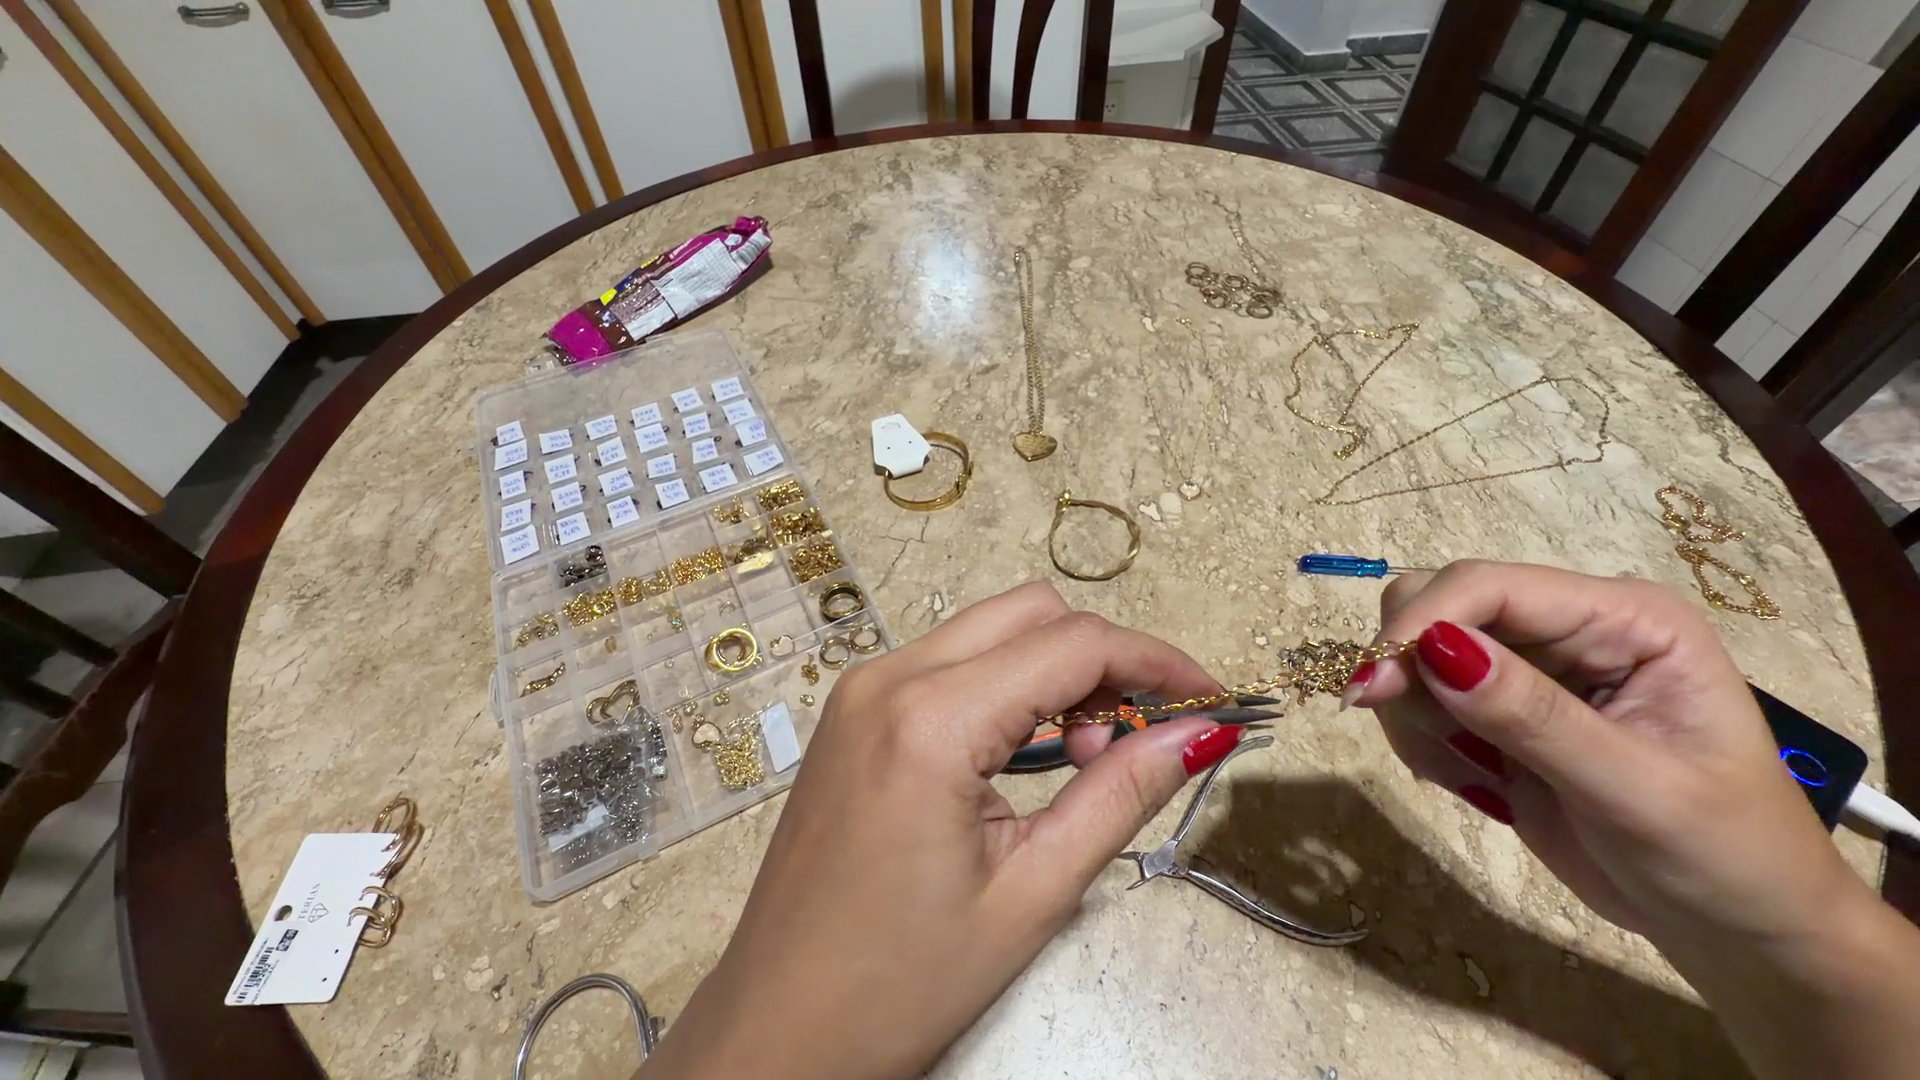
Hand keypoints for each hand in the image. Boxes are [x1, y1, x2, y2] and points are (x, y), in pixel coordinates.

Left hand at [642, 583, 1241, 1079]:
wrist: (778, 1029)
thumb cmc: (902, 981)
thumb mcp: (1031, 892)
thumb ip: (1121, 796)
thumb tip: (1200, 735)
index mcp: (931, 718)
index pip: (1072, 645)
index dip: (1155, 661)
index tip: (1211, 699)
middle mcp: (888, 676)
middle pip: (1029, 614)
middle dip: (1104, 659)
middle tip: (1145, 734)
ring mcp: (861, 687)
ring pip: (988, 631)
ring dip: (1055, 671)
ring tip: (1090, 756)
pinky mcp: (853, 710)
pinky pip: (949, 663)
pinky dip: (1006, 686)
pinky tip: (1028, 752)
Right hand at [1347, 559, 1857, 946]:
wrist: (1730, 926)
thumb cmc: (1719, 854)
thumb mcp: (1635, 790)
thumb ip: (1533, 716)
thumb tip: (1434, 649)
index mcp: (1623, 618)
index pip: (1489, 585)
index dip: (1420, 622)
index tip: (1371, 688)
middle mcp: (1566, 625)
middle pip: (1435, 602)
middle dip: (1410, 666)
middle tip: (1418, 734)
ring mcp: (1526, 666)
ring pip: (1413, 653)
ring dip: (1419, 717)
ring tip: (1480, 779)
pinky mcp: (1494, 707)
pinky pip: (1417, 700)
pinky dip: (1424, 743)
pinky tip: (1478, 784)